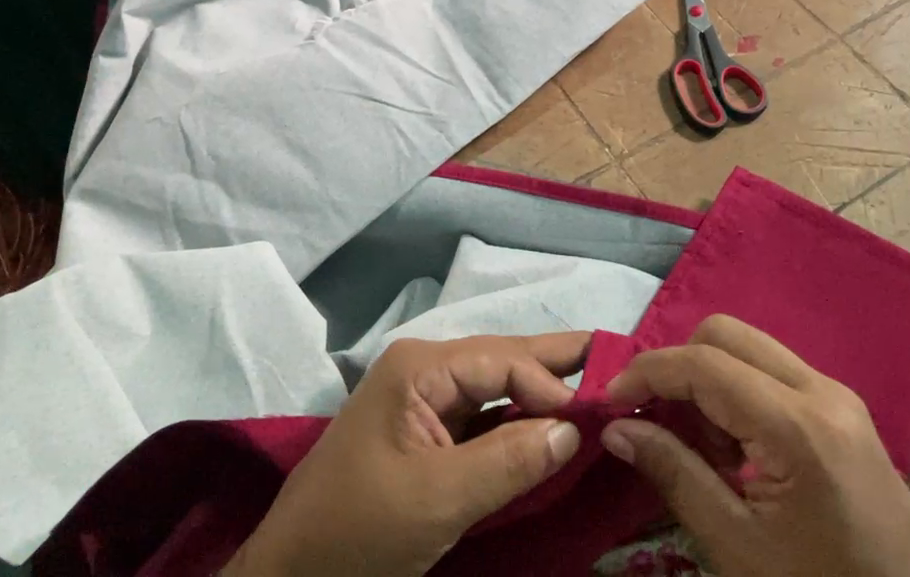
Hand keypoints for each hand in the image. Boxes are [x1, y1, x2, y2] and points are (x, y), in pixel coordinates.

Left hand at [224, 331, 589, 576]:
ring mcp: (422, 402)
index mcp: (420, 367)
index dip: (553, 383)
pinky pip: (483, 419)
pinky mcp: (424, 435)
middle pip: (503, 361)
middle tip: (616, 354)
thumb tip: (575, 428)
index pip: (504, 360)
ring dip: (541, 393)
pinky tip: (551, 424)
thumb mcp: (439, 498)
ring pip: (496, 389)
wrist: (292, 575)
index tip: (602, 412)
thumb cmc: (359, 530)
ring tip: (596, 383)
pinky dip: (518, 422)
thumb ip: (510, 459)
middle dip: (555, 364)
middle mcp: (423, 371)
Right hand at [600, 315, 909, 576]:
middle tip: (654, 420)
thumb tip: (614, 428)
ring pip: (750, 348)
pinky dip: (737, 391)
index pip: (704, 363)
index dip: (647, 372)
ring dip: (708, 378)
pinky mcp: (844, 410)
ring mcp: (838, 396)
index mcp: (798, 424)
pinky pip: (773, 372)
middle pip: (726, 334)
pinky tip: (733, 448)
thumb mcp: (737, 544)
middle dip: (678, 365)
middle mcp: (821, 389)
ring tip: (697, 446)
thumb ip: (673, 474)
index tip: (608, 401)